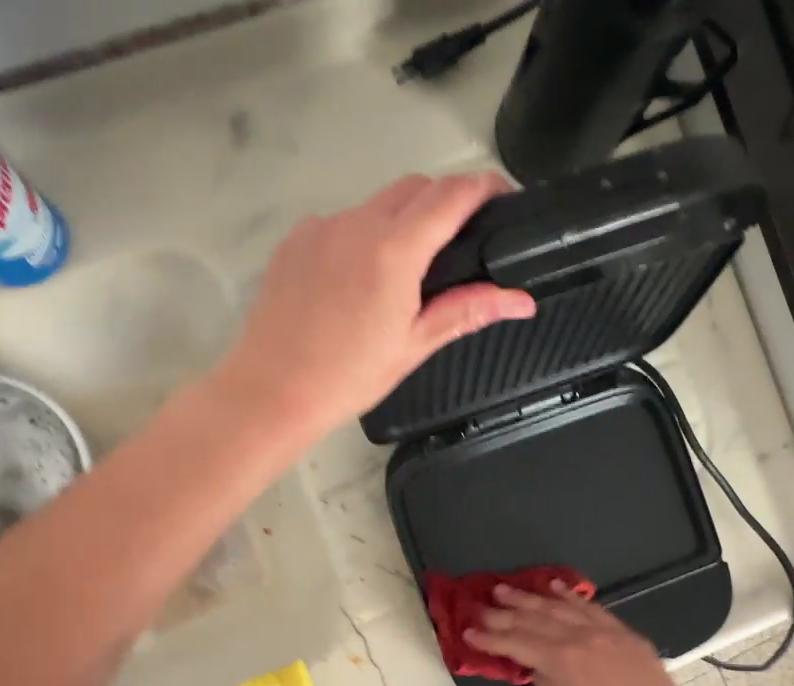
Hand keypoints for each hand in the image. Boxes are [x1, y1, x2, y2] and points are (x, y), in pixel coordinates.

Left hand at [218, 171, 536, 430]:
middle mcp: (356, 224)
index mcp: (394, 250)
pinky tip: (357, 281)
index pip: (452, 193)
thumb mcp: (414, 344)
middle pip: (415, 187)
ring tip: (404, 272)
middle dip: (444, 201)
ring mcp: (320, 228)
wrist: (271, 390)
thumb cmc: (348, 376)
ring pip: (375, 204)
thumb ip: (468, 310)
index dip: (485, 187)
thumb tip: (521, 300)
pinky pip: (340, 223)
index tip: (503, 197)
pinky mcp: (294, 240)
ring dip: (401, 221)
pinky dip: (361, 237)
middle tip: (459, 242)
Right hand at [465, 581, 701, 685]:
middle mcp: (579, 638)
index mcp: (562, 663)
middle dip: (503, 613)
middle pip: (534, 620)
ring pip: (559, 607)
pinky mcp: (622, 632)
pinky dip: (569, 596)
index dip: (490, 639)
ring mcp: (603, 631)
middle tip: (479, 606)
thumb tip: (534, 666)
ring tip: (506, 589)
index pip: (517, 644)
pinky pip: (590, 606)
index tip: (468, 632)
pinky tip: (554, 588)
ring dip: (530, 598)